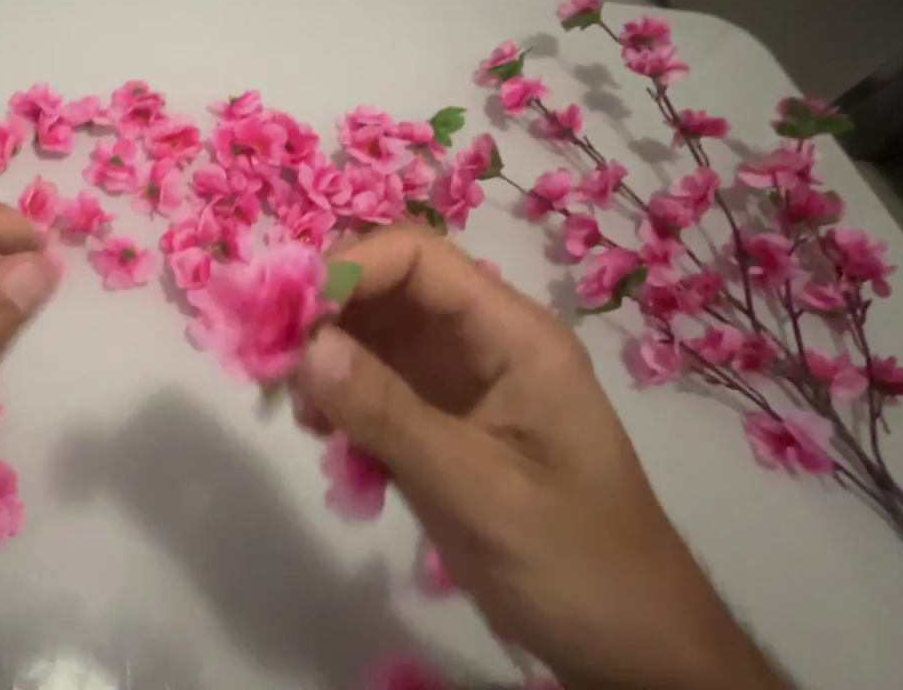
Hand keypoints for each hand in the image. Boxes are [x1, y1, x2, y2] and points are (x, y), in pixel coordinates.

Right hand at [291, 227, 788, 689]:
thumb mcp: (478, 488)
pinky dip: (335, 395)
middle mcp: (478, 339)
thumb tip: (305, 347)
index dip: (349, 268)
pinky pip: (367, 379)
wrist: (628, 644)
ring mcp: (453, 377)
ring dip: (322, 357)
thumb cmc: (576, 560)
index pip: (417, 258)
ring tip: (303, 411)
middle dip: (323, 312)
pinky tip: (325, 434)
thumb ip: (388, 414)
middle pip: (384, 287)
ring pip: (367, 332)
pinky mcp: (432, 414)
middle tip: (274, 361)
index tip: (290, 315)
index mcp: (512, 334)